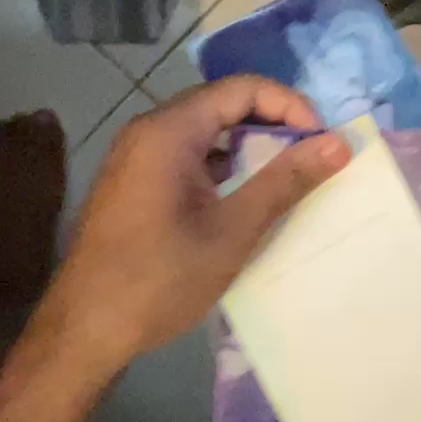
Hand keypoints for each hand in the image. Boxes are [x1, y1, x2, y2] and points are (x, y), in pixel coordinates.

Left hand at [43, 75, 350, 368]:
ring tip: (285, 172)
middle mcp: (150, 128)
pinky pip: (189, 150)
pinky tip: (243, 192)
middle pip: (224, 101)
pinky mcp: (135, 178)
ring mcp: (138, 153)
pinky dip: (223, 160)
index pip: (243, 88)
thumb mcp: (232, 230)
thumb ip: (286, 180)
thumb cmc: (159, 279)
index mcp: (170, 129)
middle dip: (273, 121)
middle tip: (310, 154)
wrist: (82, 333)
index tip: (320, 141)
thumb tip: (338, 143)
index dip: (289, 105)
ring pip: (207, 126)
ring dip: (248, 141)